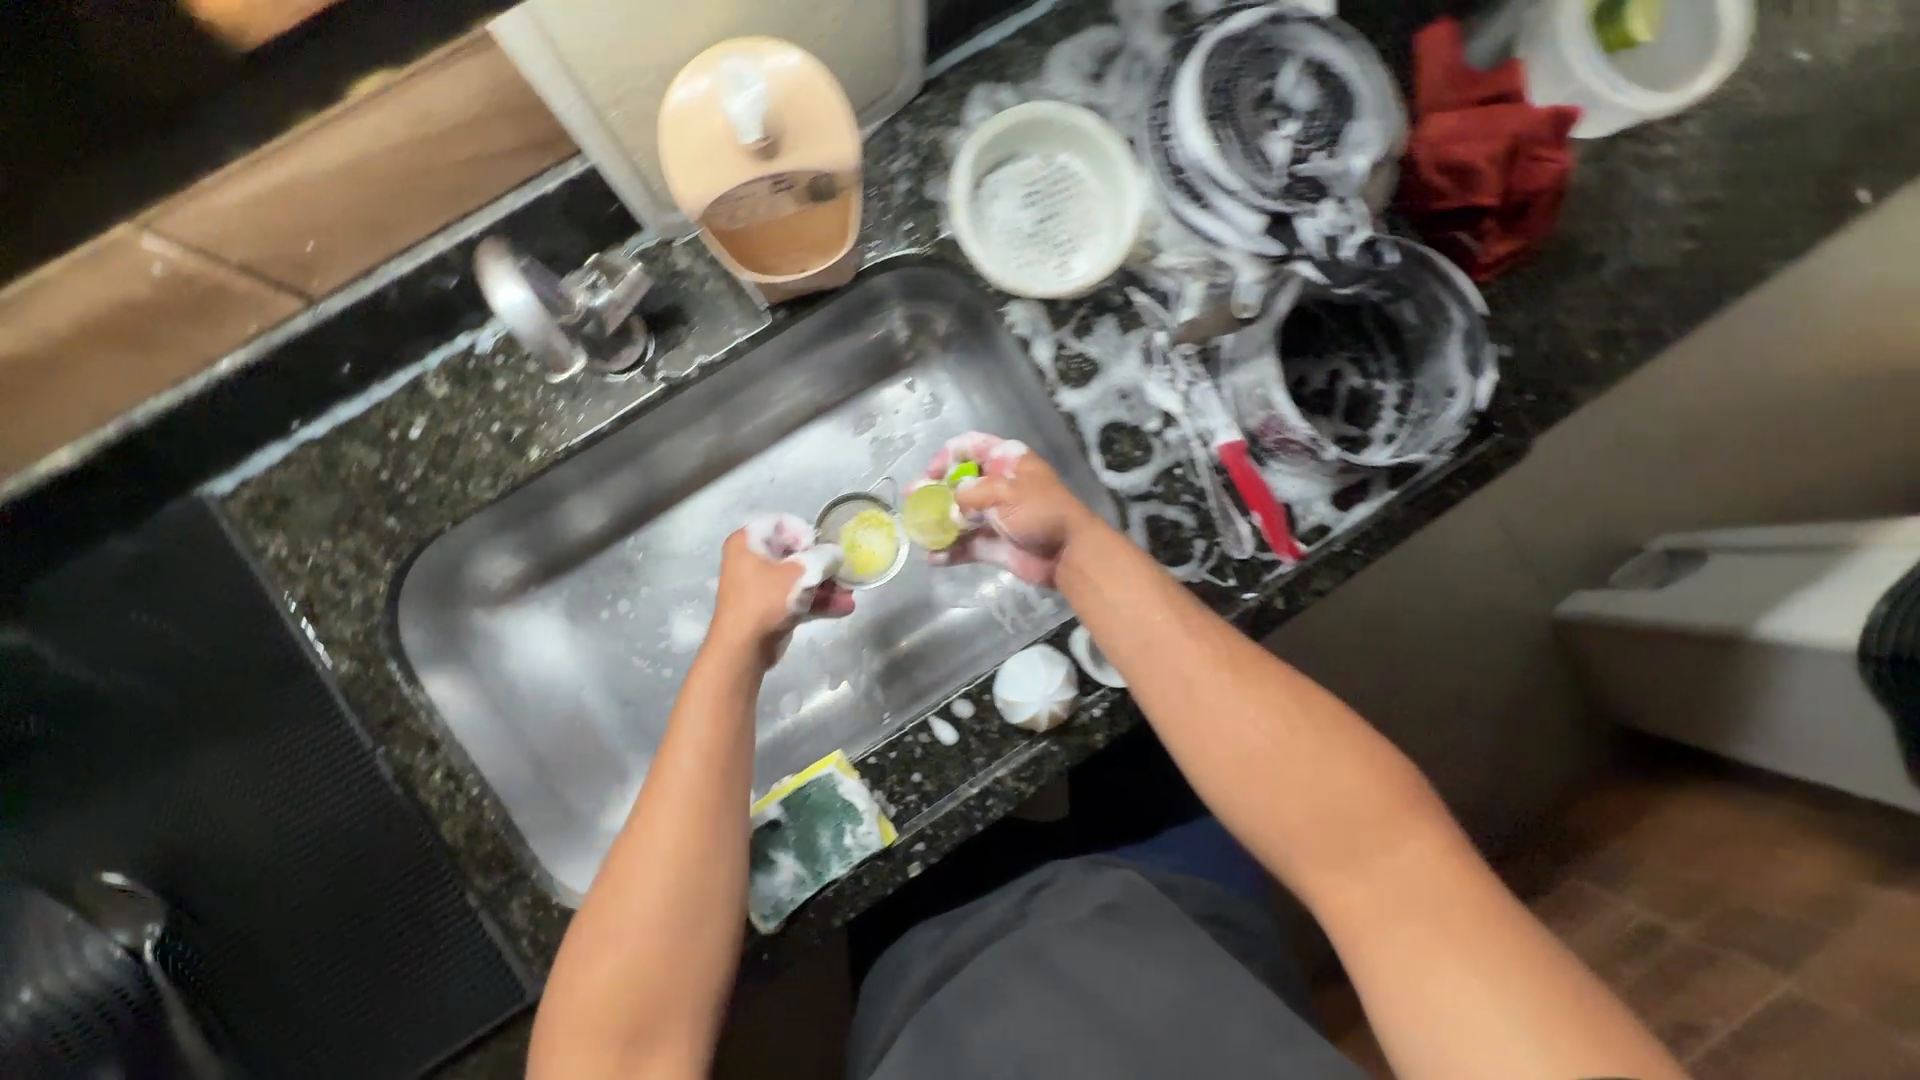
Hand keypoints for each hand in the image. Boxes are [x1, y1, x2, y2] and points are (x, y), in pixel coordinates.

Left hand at [709, 514, 854, 667]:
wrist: (743, 649)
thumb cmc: (766, 600)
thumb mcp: (801, 573)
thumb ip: (824, 557)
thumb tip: (836, 554)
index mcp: (749, 541)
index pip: (783, 523)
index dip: (807, 533)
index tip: (823, 549)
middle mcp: (752, 559)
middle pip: (795, 552)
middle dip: (824, 564)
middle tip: (844, 571)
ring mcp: (761, 584)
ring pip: (799, 577)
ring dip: (826, 586)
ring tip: (850, 594)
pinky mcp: (770, 607)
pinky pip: (797, 597)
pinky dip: (817, 601)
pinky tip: (844, 607)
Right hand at [920, 432, 1097, 587]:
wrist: (1068, 554)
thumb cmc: (1040, 512)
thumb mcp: (1004, 493)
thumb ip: (969, 493)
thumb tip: (949, 503)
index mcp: (1007, 462)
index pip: (971, 446)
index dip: (947, 455)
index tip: (931, 472)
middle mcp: (998, 485)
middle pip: (958, 483)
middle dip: (934, 493)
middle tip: (912, 501)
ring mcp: (995, 516)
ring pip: (959, 516)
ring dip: (938, 524)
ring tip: (917, 532)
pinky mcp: (994, 545)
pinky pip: (966, 545)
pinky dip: (950, 551)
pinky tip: (933, 557)